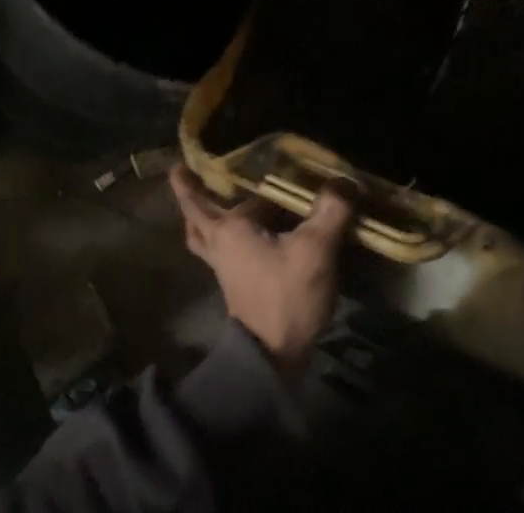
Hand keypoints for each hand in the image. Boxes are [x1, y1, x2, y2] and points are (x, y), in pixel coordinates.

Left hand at [169, 165, 354, 369]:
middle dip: (188, 190)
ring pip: (200, 232)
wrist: (271, 353)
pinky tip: (232, 237)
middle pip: (196, 210)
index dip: (275, 187)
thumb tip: (344, 181)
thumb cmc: (288, 295)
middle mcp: (218, 241)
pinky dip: (213, 236)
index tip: (285, 173)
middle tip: (179, 169)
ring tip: (196, 201)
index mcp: (231, 226)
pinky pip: (213, 249)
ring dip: (197, 216)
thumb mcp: (316, 250)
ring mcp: (220, 264)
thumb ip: (330, 211)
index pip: (254, 194)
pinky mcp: (230, 283)